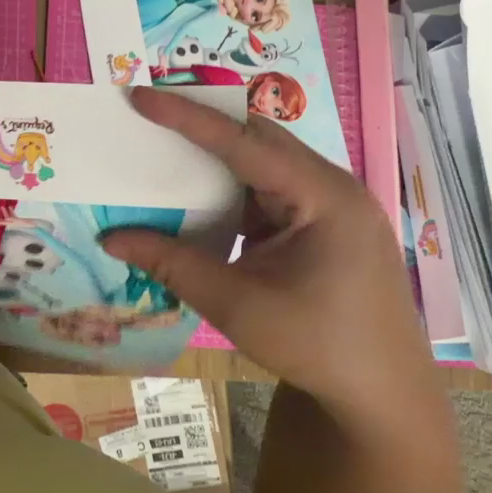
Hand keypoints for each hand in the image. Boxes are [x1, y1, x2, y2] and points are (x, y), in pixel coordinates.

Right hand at [99, 88, 439, 423]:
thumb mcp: (233, 303)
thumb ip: (169, 262)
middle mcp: (334, 191)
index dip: (188, 117)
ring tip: (166, 147)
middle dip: (204, 123)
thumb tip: (109, 238)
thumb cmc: (315, 345)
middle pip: (260, 139)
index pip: (245, 142)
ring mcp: (334, 208)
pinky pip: (271, 191)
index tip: (141, 96)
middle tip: (151, 112)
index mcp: (325, 198)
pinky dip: (231, 189)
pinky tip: (199, 198)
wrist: (382, 396)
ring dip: (216, 157)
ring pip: (266, 163)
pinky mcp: (326, 228)